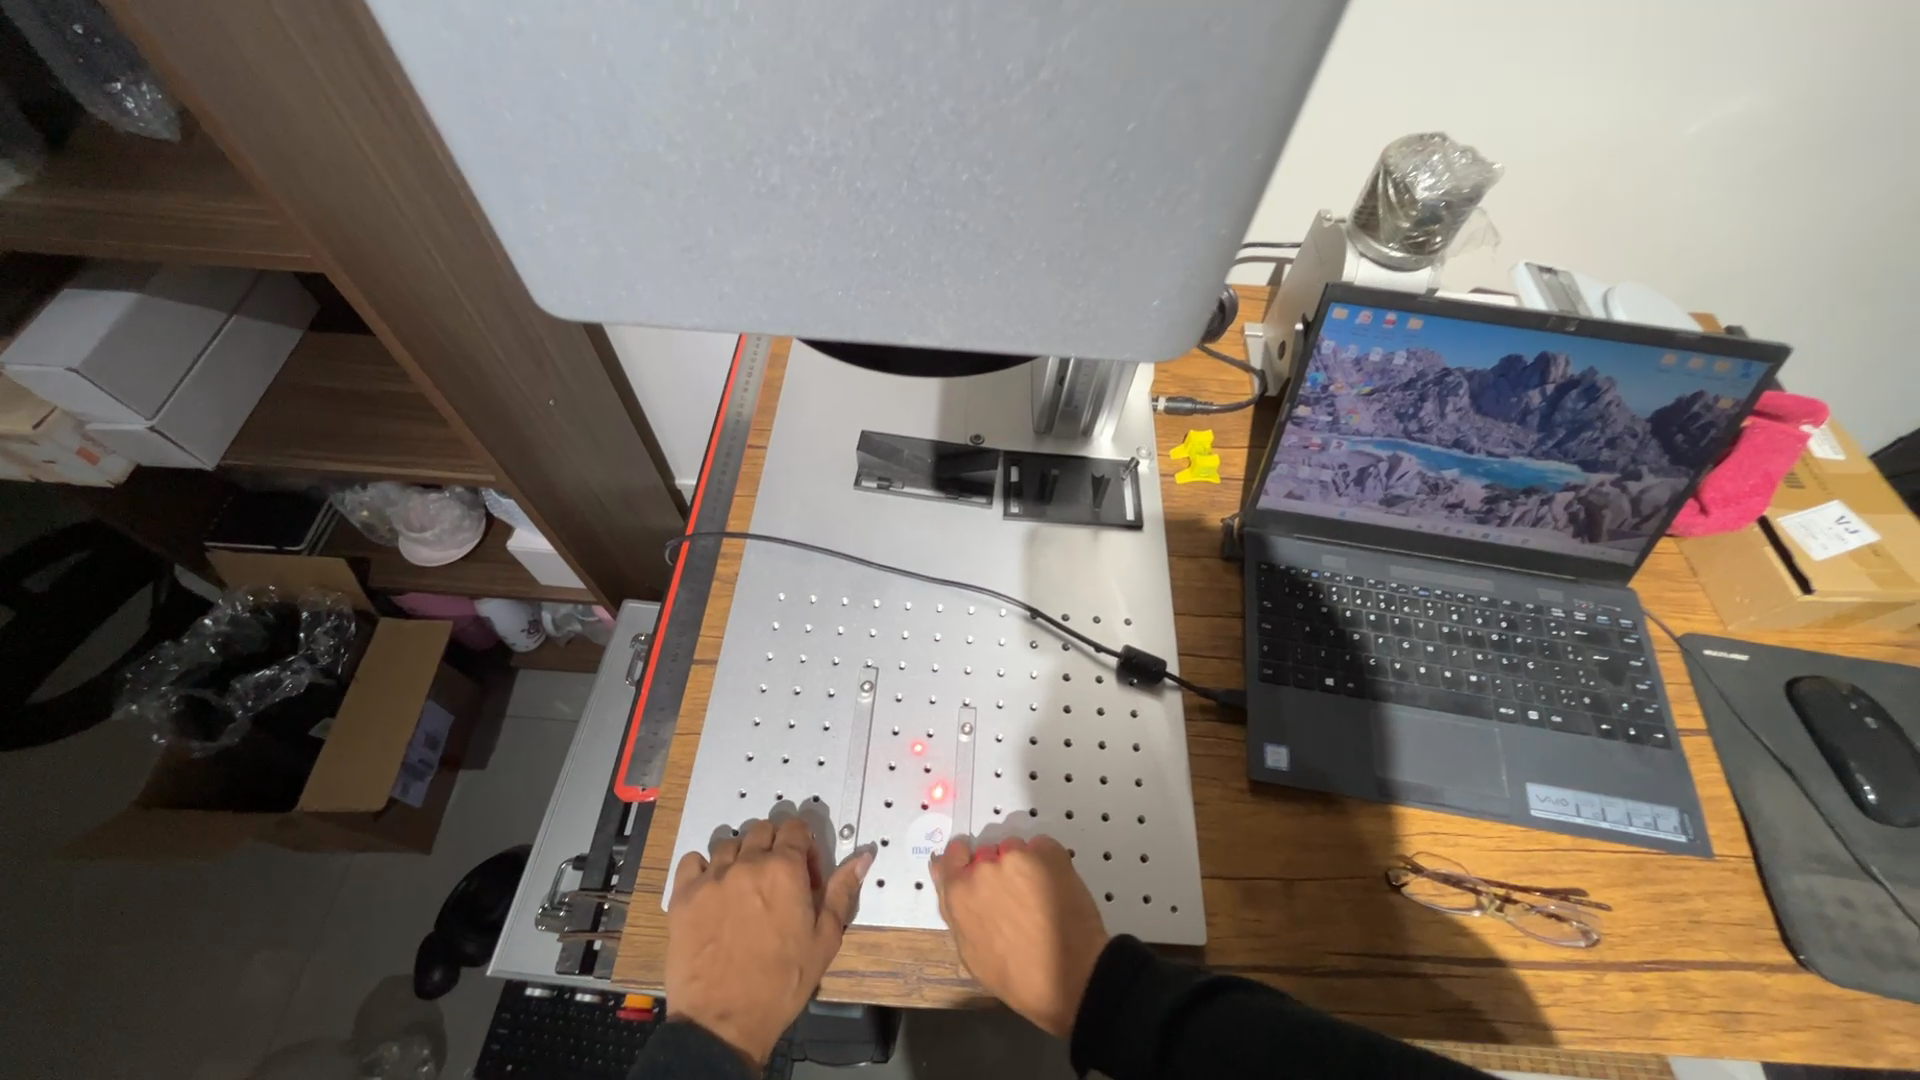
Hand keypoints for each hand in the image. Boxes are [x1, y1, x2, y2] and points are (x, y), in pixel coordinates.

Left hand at [666, 817, 872, 1063]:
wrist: (724, 1020)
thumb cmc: (783, 981)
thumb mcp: (825, 939)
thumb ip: (843, 890)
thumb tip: (864, 856)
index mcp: (785, 869)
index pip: (795, 828)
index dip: (805, 847)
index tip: (806, 875)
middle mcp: (747, 862)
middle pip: (762, 830)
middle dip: (774, 847)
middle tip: (777, 881)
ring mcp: (711, 877)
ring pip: (729, 843)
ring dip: (741, 857)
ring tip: (744, 888)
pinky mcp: (683, 896)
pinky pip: (692, 861)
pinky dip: (703, 869)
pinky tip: (712, 891)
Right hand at [930, 834, 1109, 1038]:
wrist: (1071, 977)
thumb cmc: (1015, 977)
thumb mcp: (970, 953)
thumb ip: (954, 908)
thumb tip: (943, 874)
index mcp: (960, 891)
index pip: (953, 854)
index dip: (964, 862)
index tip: (976, 873)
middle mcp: (984, 866)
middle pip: (986, 854)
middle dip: (995, 870)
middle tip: (1013, 899)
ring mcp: (1018, 856)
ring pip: (1014, 849)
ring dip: (1021, 865)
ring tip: (1037, 897)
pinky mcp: (1049, 852)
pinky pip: (1040, 847)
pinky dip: (1045, 861)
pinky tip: (1053, 888)